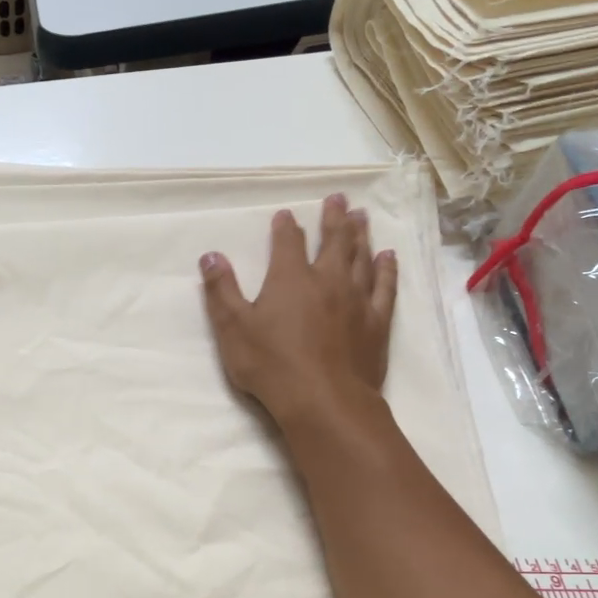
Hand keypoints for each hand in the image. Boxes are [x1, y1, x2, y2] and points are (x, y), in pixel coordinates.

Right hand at [199, 194, 397, 425]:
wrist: (322, 398)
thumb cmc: (269, 364)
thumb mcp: (232, 328)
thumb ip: (221, 291)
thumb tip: (211, 256)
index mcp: (289, 279)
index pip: (288, 243)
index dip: (285, 227)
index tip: (285, 214)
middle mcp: (327, 280)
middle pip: (333, 241)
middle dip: (334, 218)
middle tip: (339, 198)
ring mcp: (356, 299)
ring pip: (361, 257)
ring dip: (361, 234)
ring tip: (362, 217)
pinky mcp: (376, 321)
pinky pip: (384, 286)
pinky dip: (386, 268)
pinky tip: (387, 256)